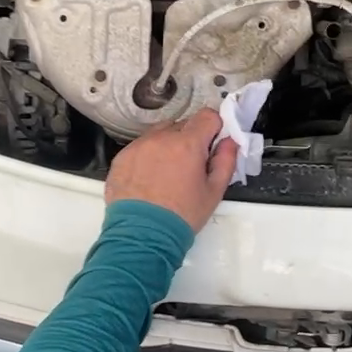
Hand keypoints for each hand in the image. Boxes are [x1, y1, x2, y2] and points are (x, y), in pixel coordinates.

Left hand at [105, 109, 238, 232]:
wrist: (141, 236)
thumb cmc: (181, 216)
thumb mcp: (214, 192)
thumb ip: (226, 161)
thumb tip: (229, 142)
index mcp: (187, 144)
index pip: (207, 116)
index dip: (214, 128)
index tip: (212, 144)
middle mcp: (160, 138)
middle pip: (183, 124)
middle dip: (191, 139)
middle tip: (191, 166)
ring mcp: (138, 146)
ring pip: (160, 133)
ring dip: (168, 145)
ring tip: (168, 173)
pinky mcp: (122, 157)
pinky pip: (140, 146)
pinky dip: (148, 156)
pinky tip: (150, 179)